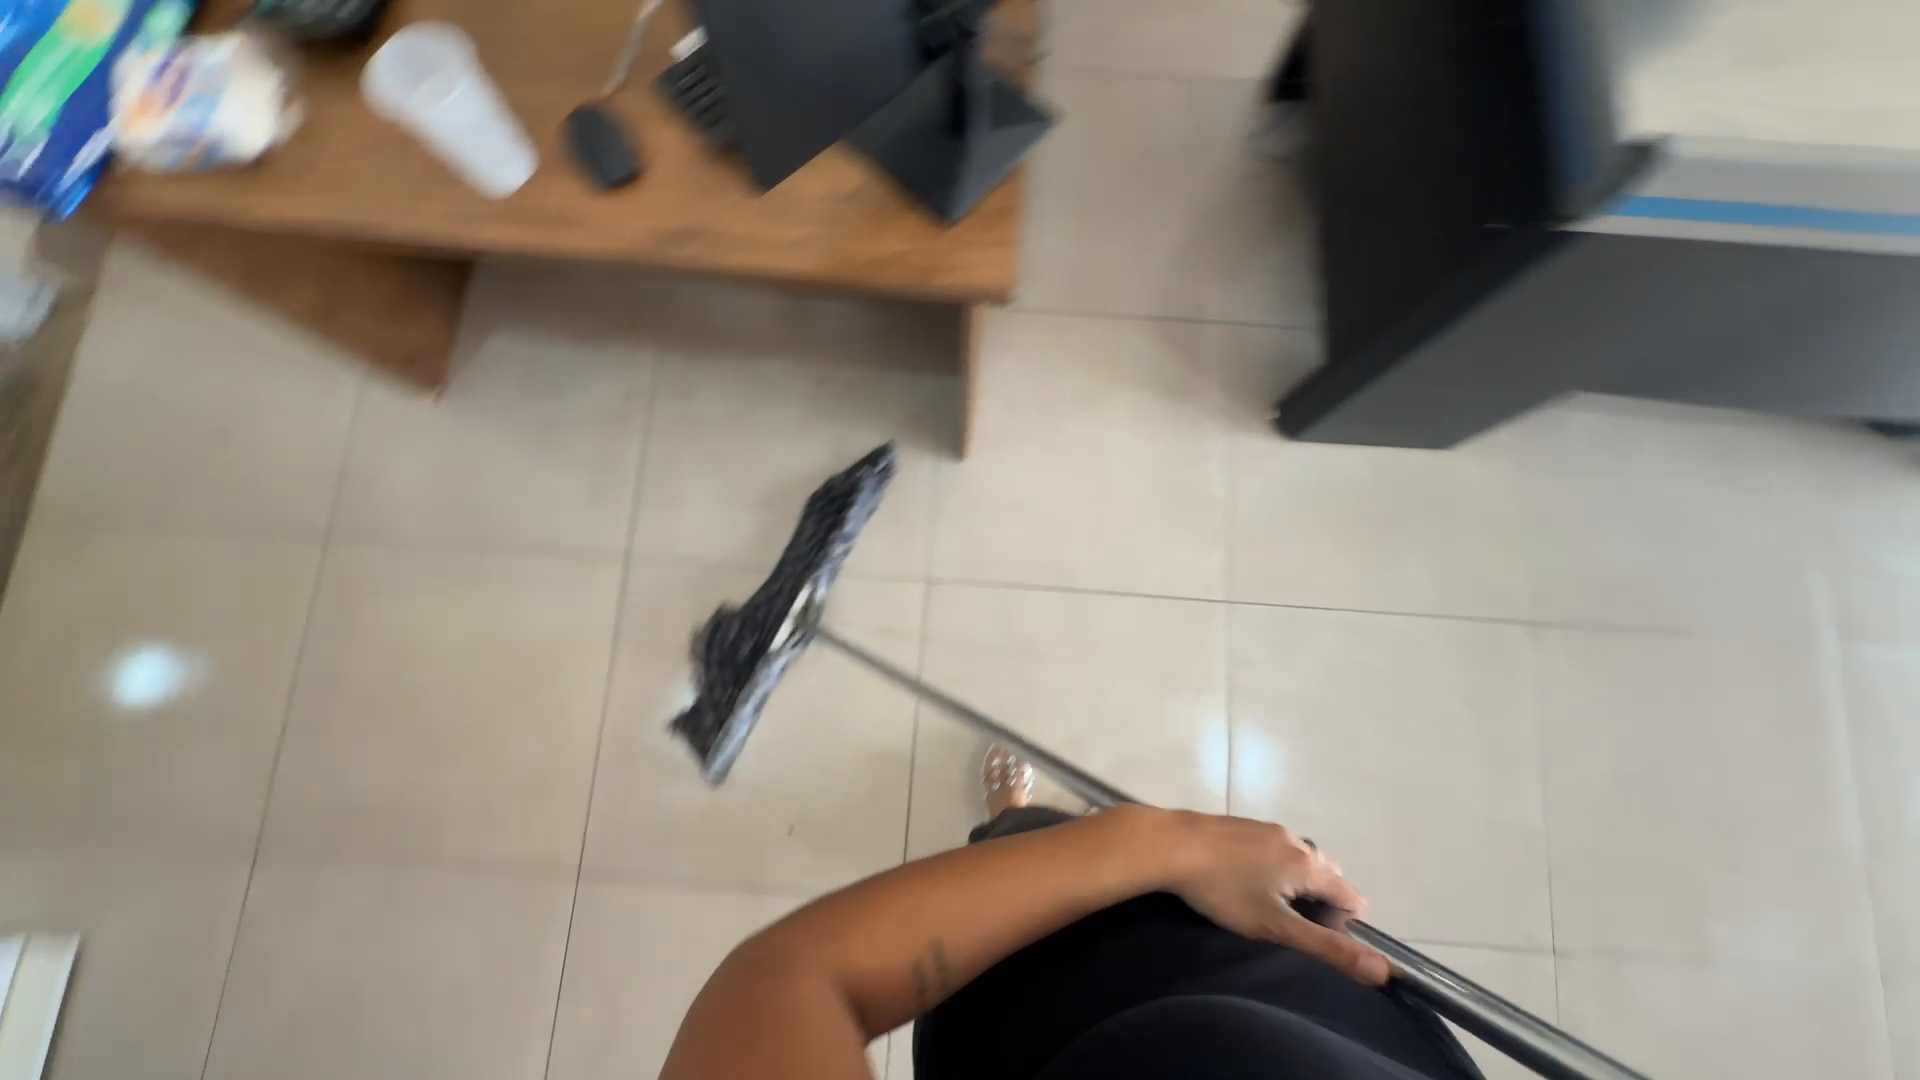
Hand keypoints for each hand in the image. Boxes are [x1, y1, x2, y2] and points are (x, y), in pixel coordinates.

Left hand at [1161, 812, 1390, 985]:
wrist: (1171, 844)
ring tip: (1267, 903)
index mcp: (1307, 863)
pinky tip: (1245, 879)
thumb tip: (1383, 969)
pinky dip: (1272, 865)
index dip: (1341, 923)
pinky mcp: (1240, 824)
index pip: (1349, 895)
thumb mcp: (1275, 926)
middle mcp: (1293, 840)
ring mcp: (1264, 828)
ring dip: (1295, 881)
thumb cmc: (1224, 889)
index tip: (1310, 938)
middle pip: (1325, 873)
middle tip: (1289, 923)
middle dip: (1320, 900)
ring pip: (1297, 858)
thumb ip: (1327, 947)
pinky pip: (1272, 847)